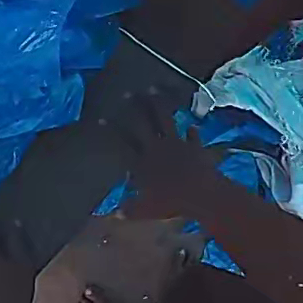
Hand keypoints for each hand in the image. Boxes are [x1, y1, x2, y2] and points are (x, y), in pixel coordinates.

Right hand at [111, 88, 226, 220]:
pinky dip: (192, 131)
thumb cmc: (170, 203)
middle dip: (135, 107)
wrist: (200, 193)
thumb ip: (130, 209)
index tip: (102, 117)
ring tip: (153, 90)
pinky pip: (192, 135)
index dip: (113, 129)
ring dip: (159, 104)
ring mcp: (177, 144)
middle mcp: (157, 148)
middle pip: (143, 123)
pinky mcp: (194, 146)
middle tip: (128, 93)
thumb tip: (116, 213)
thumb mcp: (146, 209)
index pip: (124, 142)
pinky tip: (192, 125)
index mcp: (142, 162)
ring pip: (165, 119)